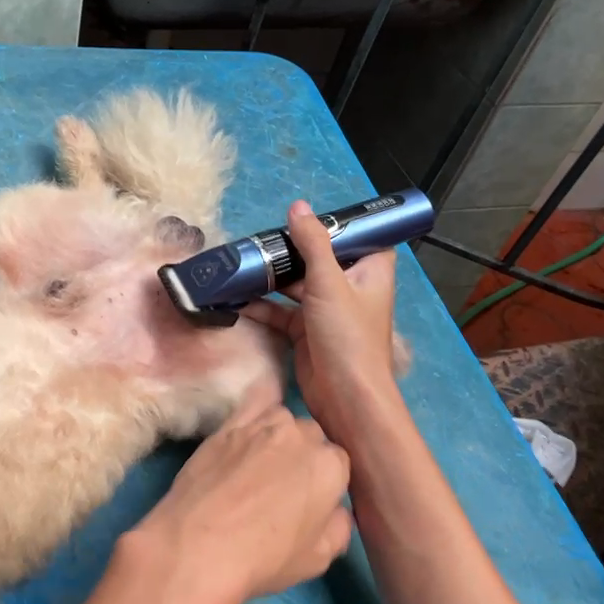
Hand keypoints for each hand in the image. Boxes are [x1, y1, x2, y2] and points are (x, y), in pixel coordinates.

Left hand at [125, 398, 351, 603]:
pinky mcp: (227, 424)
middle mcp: (300, 436)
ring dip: (279, 435)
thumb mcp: (320, 558)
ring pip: (282, 419)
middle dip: (303, 455)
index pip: (338, 464)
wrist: (201, 544)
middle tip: (284, 484)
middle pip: (311, 436)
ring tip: (262, 460)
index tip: (310, 501)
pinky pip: (251, 402)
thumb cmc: (265, 558)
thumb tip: (336, 509)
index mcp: (330, 466)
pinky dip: (256, 408)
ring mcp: (261, 425)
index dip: (325, 483)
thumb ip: (338, 526)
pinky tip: (251, 423)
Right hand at [243, 200, 401, 441]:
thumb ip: (312, 243)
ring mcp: (326, 309)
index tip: (304, 215)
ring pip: (295, 283)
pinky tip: (234, 296)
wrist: (344, 397)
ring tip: (240, 261)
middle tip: (259, 237)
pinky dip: (260, 304)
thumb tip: (298, 206)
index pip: (358, 236)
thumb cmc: (347, 334)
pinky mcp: (305, 331)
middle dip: (289, 248)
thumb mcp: (328, 282)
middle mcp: (350, 286)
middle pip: (318, 257)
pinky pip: (280, 310)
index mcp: (369, 270)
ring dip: (270, 275)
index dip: (336, 224)